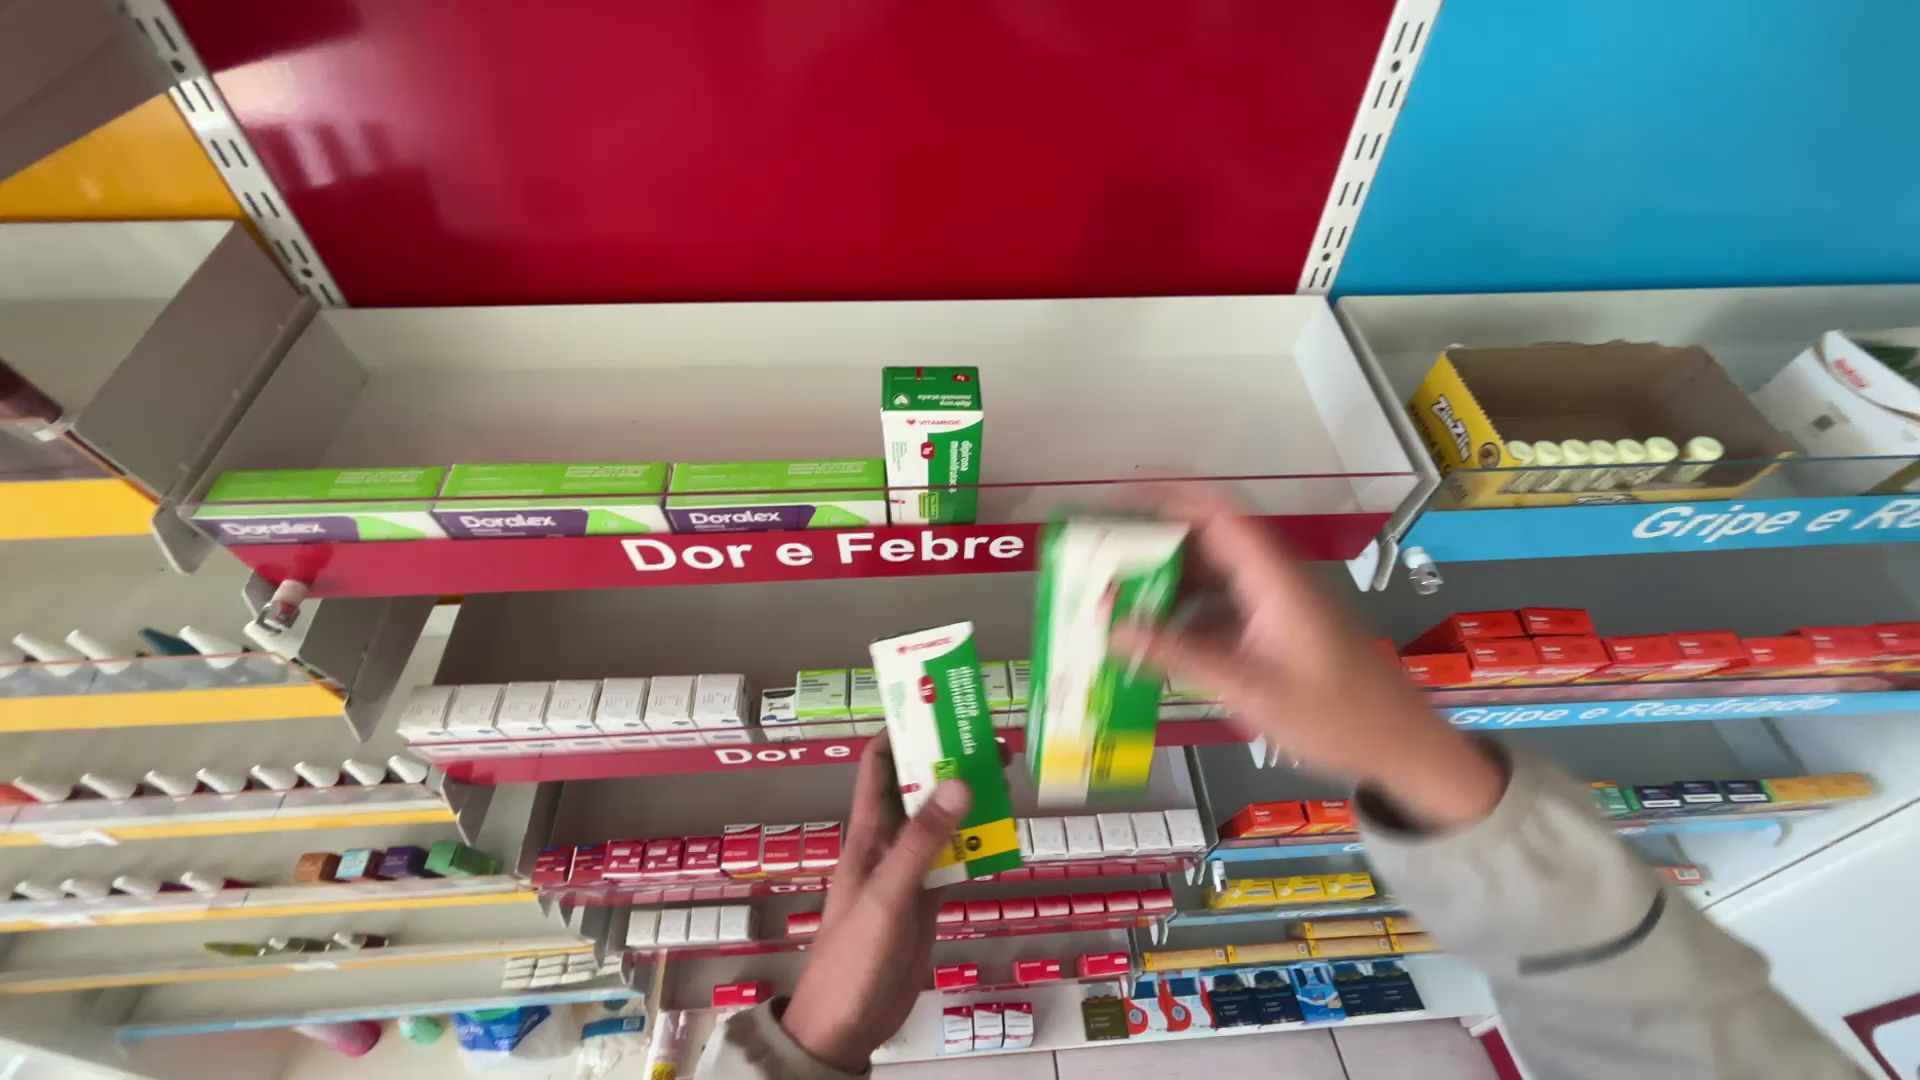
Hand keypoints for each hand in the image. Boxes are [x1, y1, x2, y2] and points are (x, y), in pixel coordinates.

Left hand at [782, 735, 970, 1070]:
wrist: (848, 1024)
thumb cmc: (855, 953)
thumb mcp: (888, 893)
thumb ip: (923, 840)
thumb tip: (960, 781)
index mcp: (868, 831)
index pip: (878, 766)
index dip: (900, 733)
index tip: (935, 710)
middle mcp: (890, 842)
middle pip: (919, 788)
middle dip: (949, 762)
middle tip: (992, 742)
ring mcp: (911, 870)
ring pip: (943, 821)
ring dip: (969, 800)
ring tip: (1005, 778)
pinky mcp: (929, 898)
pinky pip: (956, 859)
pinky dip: (977, 843)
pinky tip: (1003, 831)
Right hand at [1111, 492, 1504, 828]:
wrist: (1404, 748)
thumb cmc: (1336, 718)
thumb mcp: (1249, 689)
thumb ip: (1179, 654)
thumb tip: (1112, 625)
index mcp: (1274, 580)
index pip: (1219, 514)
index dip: (1171, 495)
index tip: (1121, 497)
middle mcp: (1273, 580)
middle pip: (1207, 540)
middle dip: (1153, 542)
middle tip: (1101, 555)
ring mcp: (1274, 602)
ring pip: (1211, 573)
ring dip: (1165, 579)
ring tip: (1115, 593)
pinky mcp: (1274, 626)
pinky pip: (1220, 604)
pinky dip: (1184, 610)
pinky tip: (1154, 632)